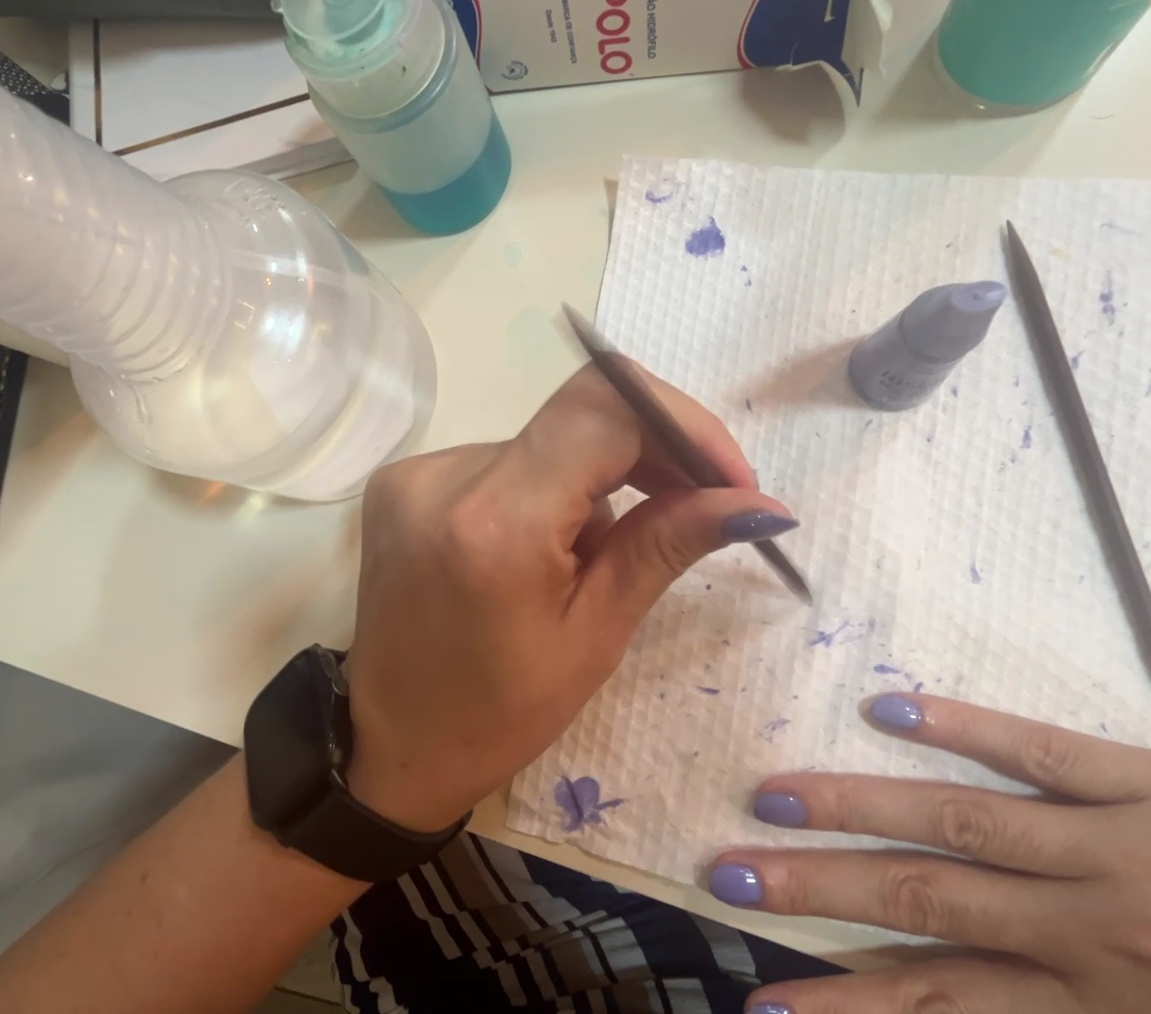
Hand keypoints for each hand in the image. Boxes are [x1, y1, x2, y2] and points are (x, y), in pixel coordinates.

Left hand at [342, 364, 796, 831]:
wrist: (393, 740)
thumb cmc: (499, 713)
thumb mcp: (595, 635)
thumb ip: (666, 546)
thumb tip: (758, 503)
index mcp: (496, 522)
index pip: (604, 410)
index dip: (682, 425)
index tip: (729, 479)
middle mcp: (445, 476)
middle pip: (577, 414)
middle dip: (653, 450)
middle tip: (700, 504)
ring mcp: (416, 472)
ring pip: (545, 440)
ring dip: (597, 479)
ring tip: (595, 558)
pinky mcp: (404, 479)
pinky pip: (504, 460)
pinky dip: (547, 489)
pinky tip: (545, 549)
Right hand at [707, 694, 1150, 1012]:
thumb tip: (968, 1010)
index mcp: (1110, 1012)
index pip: (942, 1004)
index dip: (846, 1004)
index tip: (765, 1004)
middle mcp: (1095, 930)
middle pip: (923, 903)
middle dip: (816, 891)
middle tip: (728, 872)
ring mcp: (1121, 843)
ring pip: (960, 820)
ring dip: (856, 807)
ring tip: (774, 797)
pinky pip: (1043, 749)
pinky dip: (960, 727)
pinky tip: (887, 710)